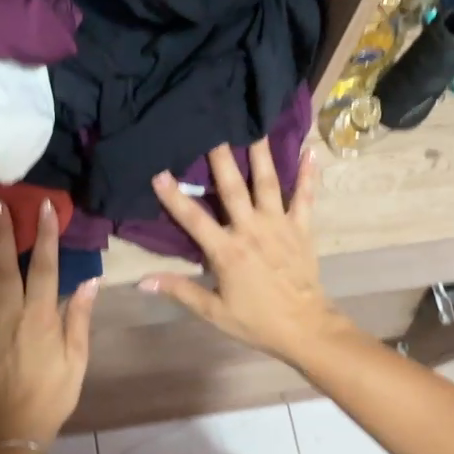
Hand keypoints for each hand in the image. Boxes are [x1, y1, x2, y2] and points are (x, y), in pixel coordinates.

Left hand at [0, 198, 99, 447]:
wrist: (15, 425)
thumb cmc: (53, 390)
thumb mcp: (78, 358)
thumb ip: (80, 317)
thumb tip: (91, 280)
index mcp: (40, 317)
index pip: (45, 268)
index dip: (45, 236)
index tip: (44, 207)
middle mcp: (9, 313)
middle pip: (5, 265)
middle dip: (1, 231)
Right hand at [139, 142, 357, 363]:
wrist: (306, 329)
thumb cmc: (257, 322)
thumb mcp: (214, 312)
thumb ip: (180, 291)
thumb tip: (142, 282)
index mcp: (227, 251)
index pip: (194, 219)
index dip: (174, 196)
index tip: (158, 171)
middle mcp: (252, 230)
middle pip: (233, 188)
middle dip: (220, 158)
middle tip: (213, 127)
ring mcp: (280, 226)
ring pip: (268, 183)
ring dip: (261, 154)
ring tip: (255, 124)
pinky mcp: (302, 228)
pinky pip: (305, 197)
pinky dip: (308, 174)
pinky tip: (310, 150)